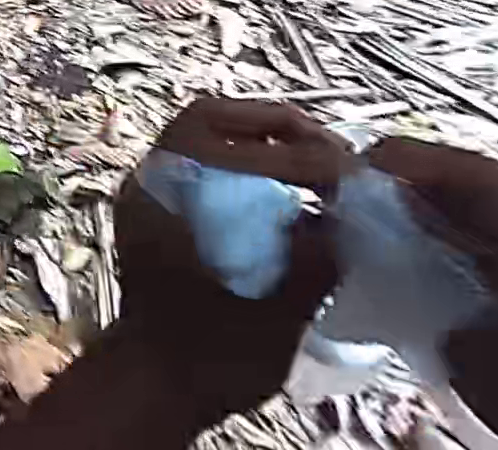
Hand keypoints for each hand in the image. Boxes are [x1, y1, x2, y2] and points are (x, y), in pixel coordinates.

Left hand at [114, 100, 346, 426]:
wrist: (154, 379)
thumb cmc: (204, 356)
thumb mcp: (268, 318)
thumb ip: (307, 265)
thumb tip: (350, 220)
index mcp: (157, 197)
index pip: (215, 139)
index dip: (286, 151)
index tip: (343, 170)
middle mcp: (147, 178)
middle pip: (205, 118)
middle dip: (272, 124)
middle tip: (332, 149)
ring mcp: (151, 185)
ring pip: (204, 131)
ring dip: (262, 136)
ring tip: (320, 158)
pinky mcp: (165, 200)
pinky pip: (206, 155)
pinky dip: (249, 156)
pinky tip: (291, 182)